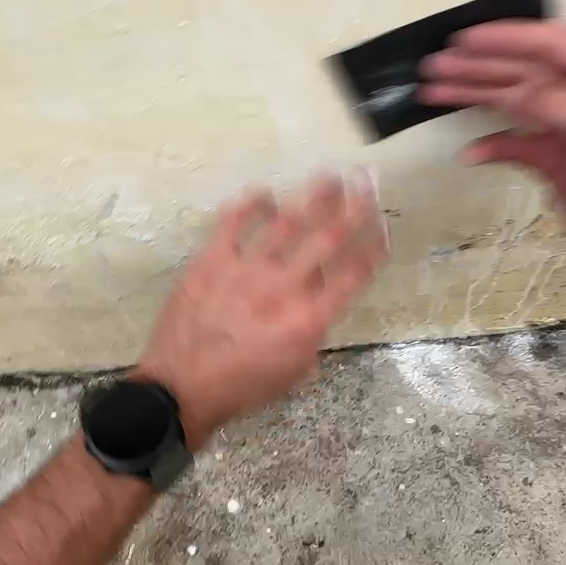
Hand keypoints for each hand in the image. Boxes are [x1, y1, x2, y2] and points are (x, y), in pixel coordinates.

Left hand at [134, 172, 388, 447]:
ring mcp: (245, 270)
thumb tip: (320, 299)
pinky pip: (232, 221)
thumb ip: (314, 332)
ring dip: (312, 196)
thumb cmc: (242, 387)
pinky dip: (251, 204)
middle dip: (355, 207)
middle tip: (367, 184)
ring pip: (287, 222)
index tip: (384, 227)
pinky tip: (265, 193)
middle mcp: (283, 289)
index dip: (374, 247)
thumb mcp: (294, 370)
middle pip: (329, 238)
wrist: (181, 388)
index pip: (353, 274)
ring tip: (330, 177)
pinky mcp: (210, 260)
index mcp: (307, 320)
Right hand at [419, 20, 565, 288]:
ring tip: (432, 93)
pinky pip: (514, 146)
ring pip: (511, 104)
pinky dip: (491, 147)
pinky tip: (469, 153)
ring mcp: (565, 128)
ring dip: (473, 97)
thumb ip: (558, 101)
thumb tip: (514, 88)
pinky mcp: (552, 161)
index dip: (506, 37)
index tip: (463, 40)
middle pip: (522, 71)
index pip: (550, 42)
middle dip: (478, 66)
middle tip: (434, 67)